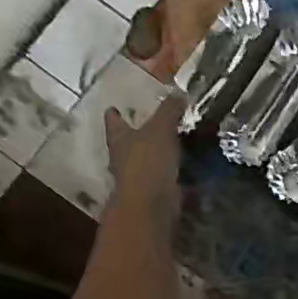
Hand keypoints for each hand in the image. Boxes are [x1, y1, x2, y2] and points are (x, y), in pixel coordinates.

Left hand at [104, 96, 183, 217]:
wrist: (152, 204)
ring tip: (173, 147)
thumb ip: (169, 111)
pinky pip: (163, 179)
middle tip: (150, 127)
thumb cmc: (148, 161)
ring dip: (156, 157)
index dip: (114, 115)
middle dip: (135, 136)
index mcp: (119, 138)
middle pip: (126, 143)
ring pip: (145, 162)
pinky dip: (171, 175)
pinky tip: (185, 170)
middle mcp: (123, 158)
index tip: (113, 108)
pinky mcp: (153, 195)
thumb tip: (178, 93)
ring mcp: (137, 179)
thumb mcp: (161, 129)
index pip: (113, 122)